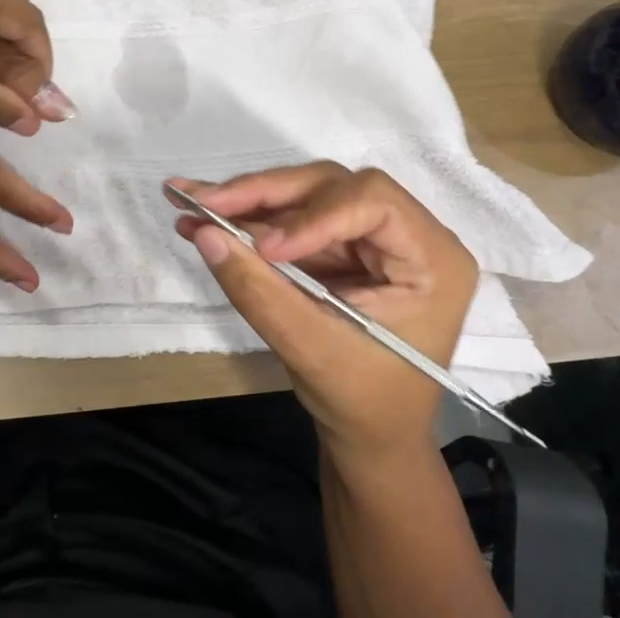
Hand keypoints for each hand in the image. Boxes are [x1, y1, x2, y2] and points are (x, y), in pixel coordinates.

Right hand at [168, 163, 478, 459]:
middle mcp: (406, 234)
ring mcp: (366, 237)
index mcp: (432, 259)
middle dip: (263, 193)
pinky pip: (286, 219)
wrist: (368, 433)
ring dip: (244, 201)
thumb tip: (203, 232)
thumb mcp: (309, 348)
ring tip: (187, 201)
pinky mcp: (333, 245)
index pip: (372, 202)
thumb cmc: (361, 398)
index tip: (264, 249)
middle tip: (202, 201)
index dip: (313, 214)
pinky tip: (199, 219)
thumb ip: (258, 290)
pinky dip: (243, 220)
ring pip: (301, 195)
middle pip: (330, 186)